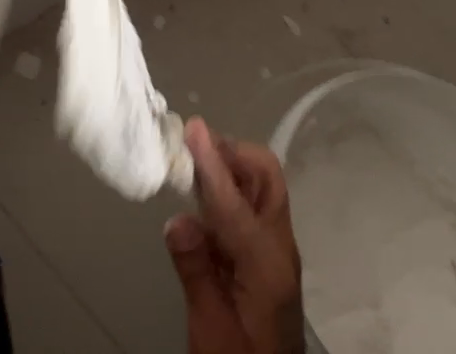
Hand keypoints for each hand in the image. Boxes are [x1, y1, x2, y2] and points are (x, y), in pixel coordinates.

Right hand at [164, 118, 304, 353]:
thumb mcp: (210, 327)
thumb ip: (195, 271)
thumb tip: (176, 219)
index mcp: (266, 264)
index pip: (235, 203)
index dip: (211, 163)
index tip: (193, 128)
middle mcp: (279, 247)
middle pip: (265, 178)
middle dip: (231, 152)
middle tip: (191, 147)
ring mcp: (277, 250)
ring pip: (261, 187)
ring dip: (230, 166)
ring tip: (191, 162)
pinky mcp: (267, 257)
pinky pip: (252, 206)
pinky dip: (228, 189)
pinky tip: (200, 197)